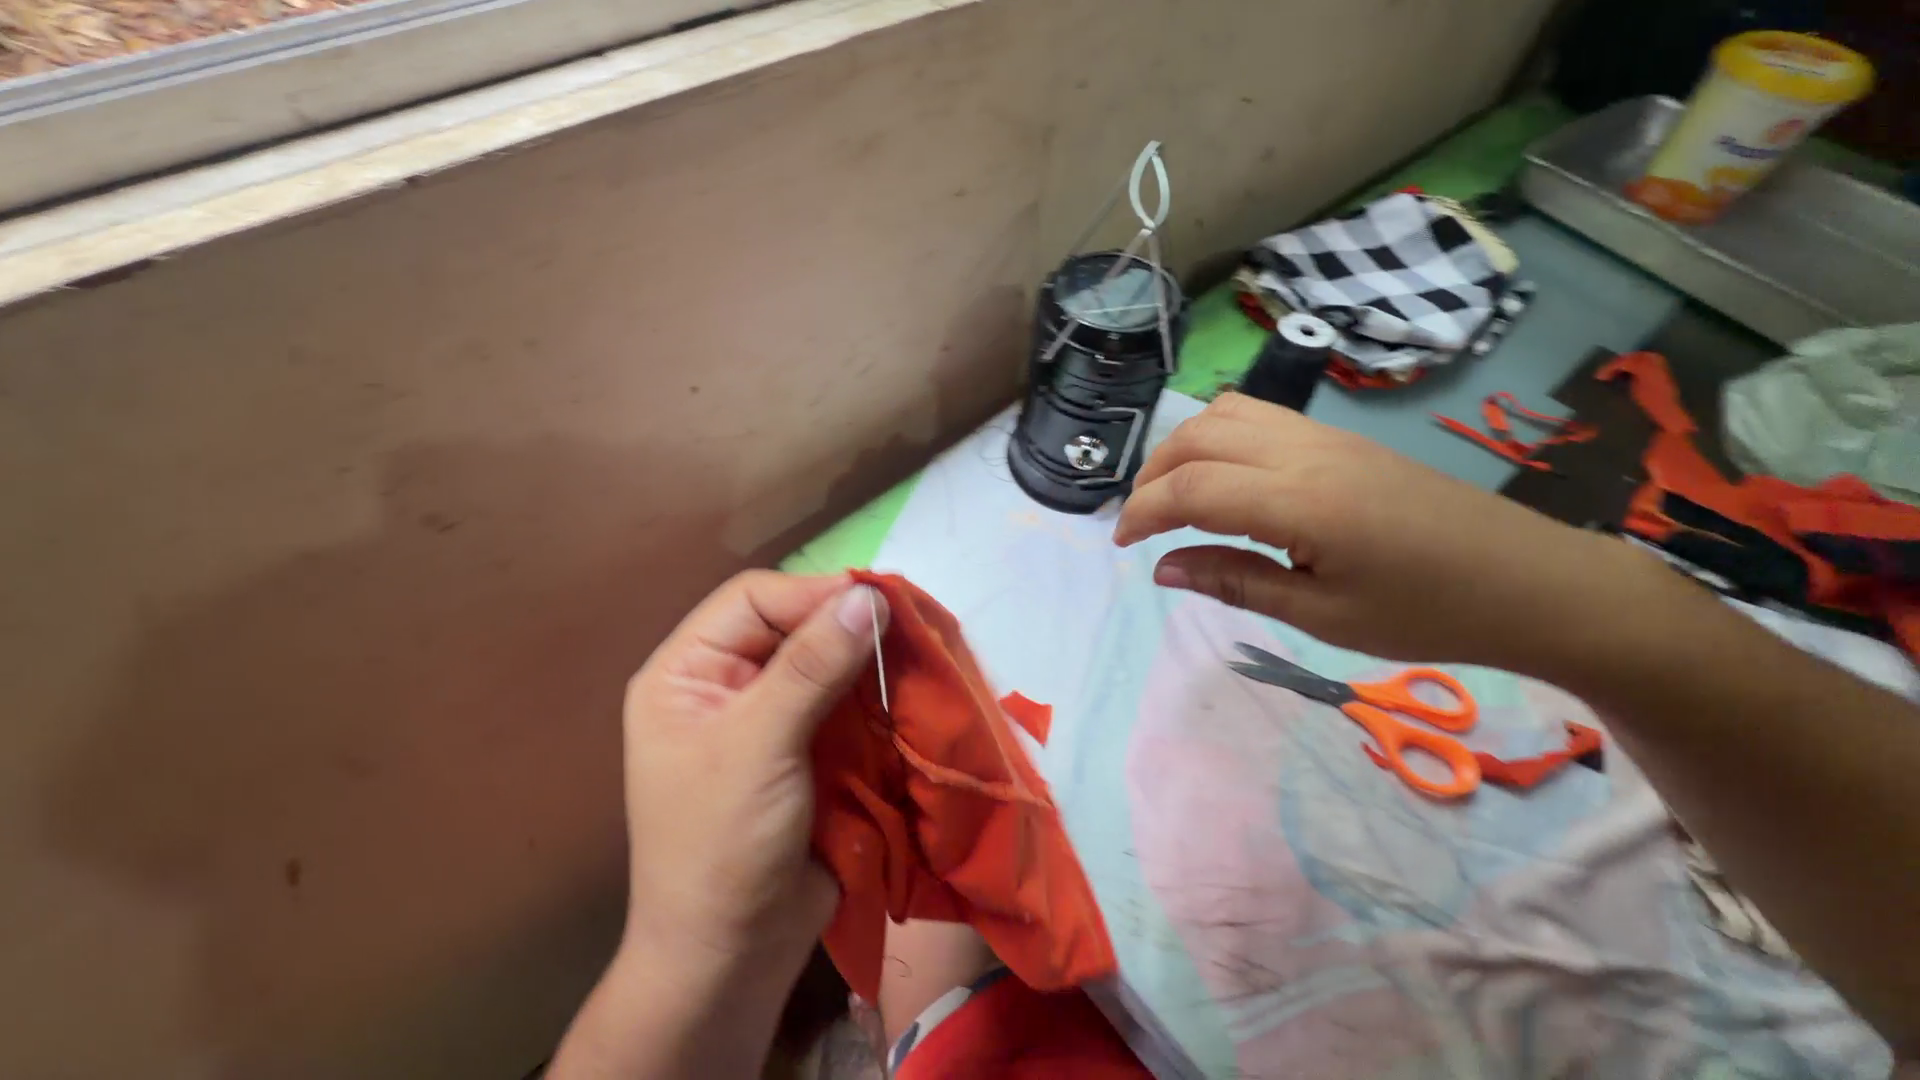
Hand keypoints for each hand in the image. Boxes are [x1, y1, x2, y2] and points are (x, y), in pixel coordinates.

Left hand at [621, 571, 885, 973]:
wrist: (734, 957)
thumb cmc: (721, 845)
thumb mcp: (758, 746)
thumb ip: (812, 667)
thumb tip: (869, 595)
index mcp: (686, 673)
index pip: (752, 601)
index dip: (811, 593)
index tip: (877, 602)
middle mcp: (725, 686)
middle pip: (792, 626)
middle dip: (845, 624)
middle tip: (907, 623)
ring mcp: (770, 720)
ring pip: (827, 664)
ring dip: (868, 660)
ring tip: (915, 653)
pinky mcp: (809, 751)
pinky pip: (847, 704)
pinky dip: (876, 696)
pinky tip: (907, 692)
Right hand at [1113, 392, 1647, 669]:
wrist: (1529, 582)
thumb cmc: (1427, 613)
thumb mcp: (1323, 614)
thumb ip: (1236, 581)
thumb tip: (1163, 568)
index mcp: (1300, 501)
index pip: (1192, 488)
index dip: (1143, 512)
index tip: (1122, 547)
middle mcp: (1306, 452)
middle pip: (1198, 437)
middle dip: (1152, 476)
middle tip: (1140, 525)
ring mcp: (1326, 437)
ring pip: (1226, 414)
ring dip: (1183, 448)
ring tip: (1173, 497)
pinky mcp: (1342, 438)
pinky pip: (1259, 416)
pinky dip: (1219, 438)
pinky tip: (1225, 478)